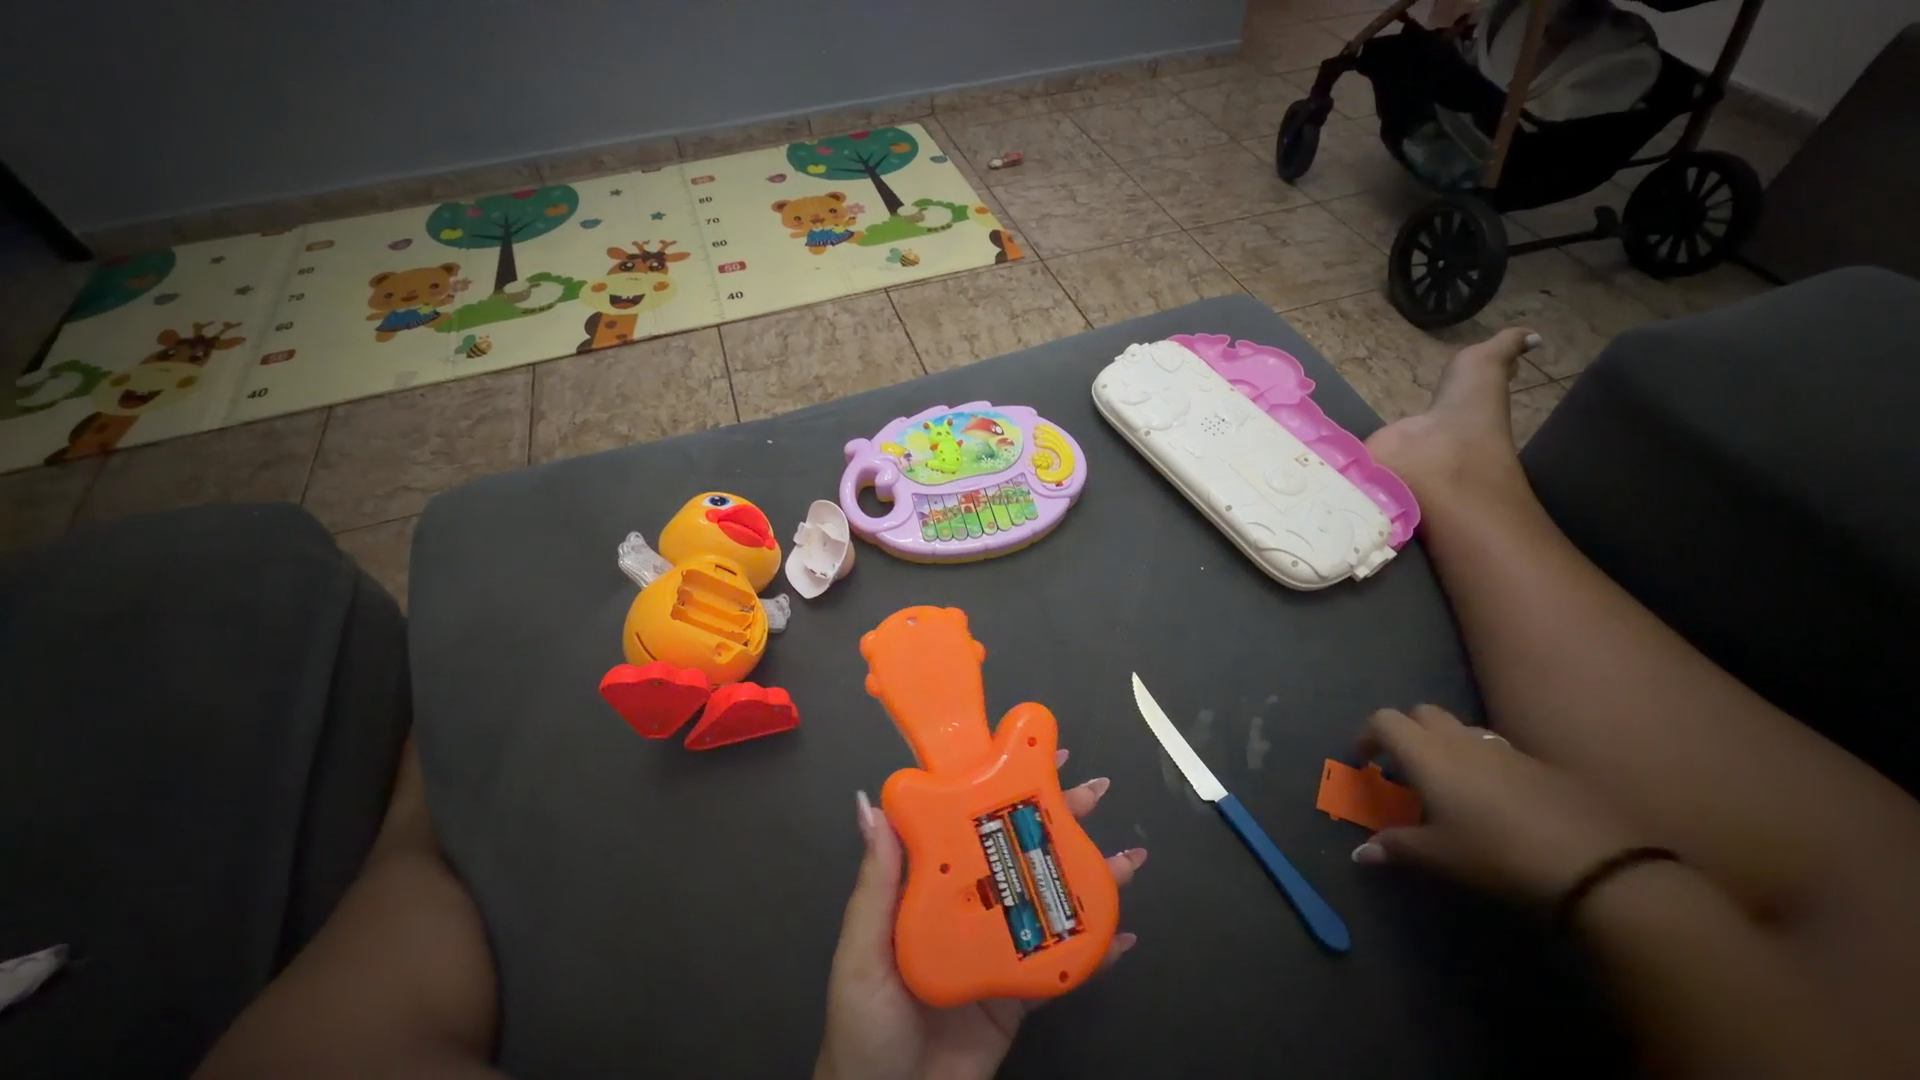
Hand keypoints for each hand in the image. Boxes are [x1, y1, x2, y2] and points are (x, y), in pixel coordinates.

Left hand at [815, 750, 1147, 1079]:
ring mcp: (998, 949)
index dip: (997, 786)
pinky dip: (1096, 950)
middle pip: (1018, 851)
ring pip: (1050, 899)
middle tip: (1095, 792)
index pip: (965, 822)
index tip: (1030, 755)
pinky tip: (1125, 936)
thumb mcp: (861, 949)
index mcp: (928, 889)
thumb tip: (873, 802)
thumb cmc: (865, 1024)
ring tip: (1129, 859)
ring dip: (1090, 876)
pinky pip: (1063, 966)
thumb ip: (877, 882)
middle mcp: (968, 907)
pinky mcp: (1020, 995)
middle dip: (1057, 818)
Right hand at [1351, 706, 1643, 900]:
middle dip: (1405, 731)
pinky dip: (1478, 760)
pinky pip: (1493, 747)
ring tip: (1444, 784)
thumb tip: (1361, 853)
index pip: (1385, 720)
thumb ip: (1396, 847)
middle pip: (1421, 712)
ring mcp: (1502, 748)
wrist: (1591, 862)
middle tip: (1401, 767)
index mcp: (1428, 755)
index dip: (1367, 735)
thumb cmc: (1496, 854)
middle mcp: (1460, 740)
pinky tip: (1489, 798)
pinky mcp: (1536, 763)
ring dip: (1442, 743)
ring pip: (1459, 727)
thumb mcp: (1439, 856)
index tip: (1366, 763)